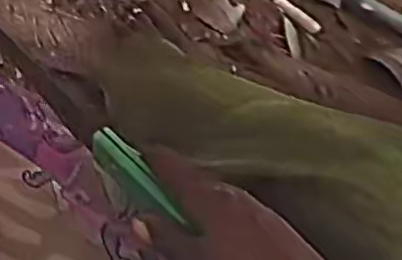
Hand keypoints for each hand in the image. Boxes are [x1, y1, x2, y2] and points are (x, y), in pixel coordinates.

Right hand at [139, 148, 323, 259]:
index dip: (141, 154)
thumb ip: (168, 237)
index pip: (164, 159)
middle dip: (171, 182)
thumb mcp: (198, 258)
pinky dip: (222, 213)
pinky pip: (238, 209)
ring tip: (187, 216)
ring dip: (198, 200)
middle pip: (191, 176)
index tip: (122, 152)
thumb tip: (138, 220)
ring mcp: (258, 207)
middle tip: (152, 193)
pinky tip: (224, 233)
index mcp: (205, 192)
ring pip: (215, 193)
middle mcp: (229, 190)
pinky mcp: (279, 226)